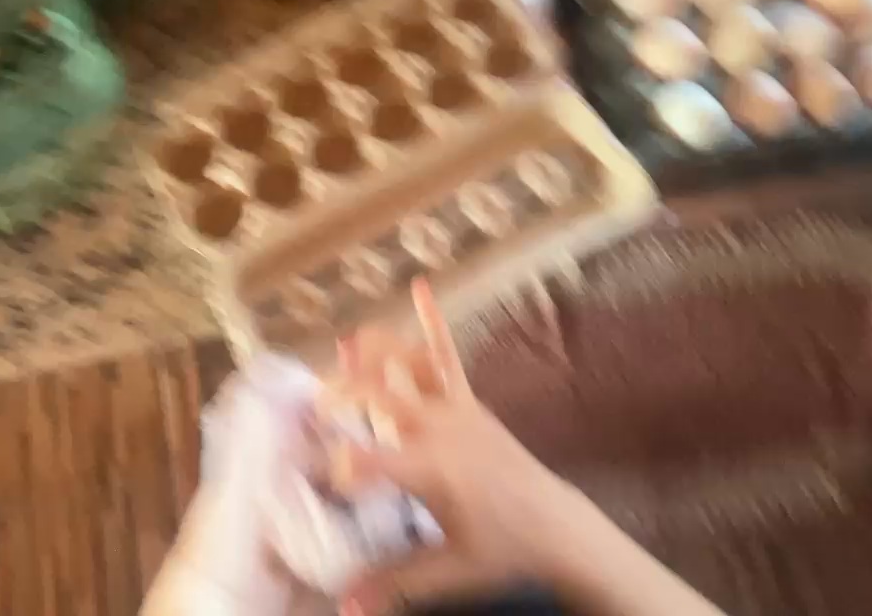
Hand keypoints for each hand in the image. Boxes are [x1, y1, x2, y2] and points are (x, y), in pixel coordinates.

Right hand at [326, 280, 609, 614]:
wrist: (555, 525)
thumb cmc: (501, 549)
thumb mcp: (449, 570)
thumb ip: (395, 583)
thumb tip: (344, 603)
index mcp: (430, 469)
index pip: (370, 459)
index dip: (340, 462)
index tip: (322, 472)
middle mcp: (437, 428)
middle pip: (378, 396)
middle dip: (342, 394)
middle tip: (316, 403)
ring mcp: (454, 407)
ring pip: (407, 364)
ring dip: (375, 349)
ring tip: (346, 340)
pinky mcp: (467, 399)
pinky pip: (446, 354)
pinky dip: (432, 320)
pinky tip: (422, 287)